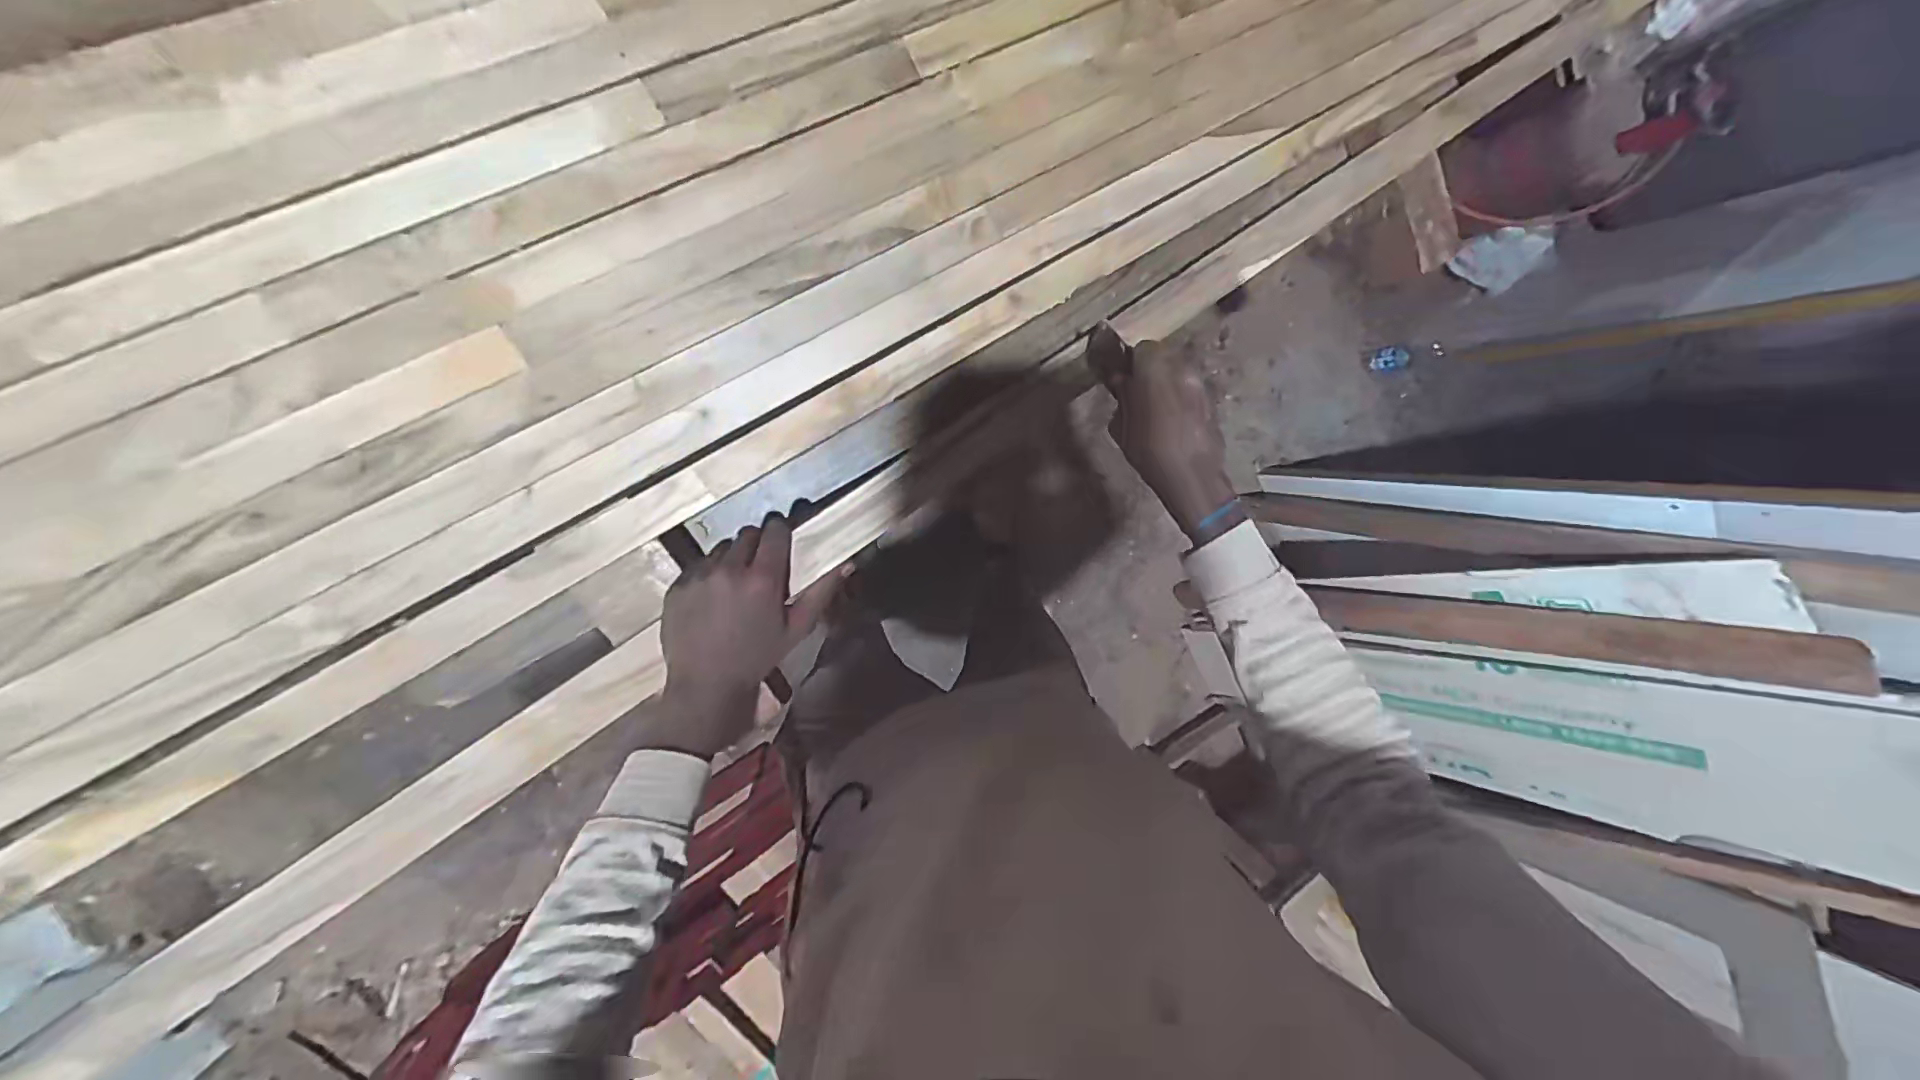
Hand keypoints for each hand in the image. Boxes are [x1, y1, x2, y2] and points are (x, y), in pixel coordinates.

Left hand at [655, 515, 843, 757]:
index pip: (774, 530)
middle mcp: (729, 570)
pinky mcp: (677, 586)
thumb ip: (821, 592)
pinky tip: (712, 599)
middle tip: (760, 568)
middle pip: (747, 534)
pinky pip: (697, 565)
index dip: (780, 530)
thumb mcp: (797, 629)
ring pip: (721, 549)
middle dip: (757, 545)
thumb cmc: (758, 658)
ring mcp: (699, 576)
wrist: (707, 685)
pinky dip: (707, 574)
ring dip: (731, 559)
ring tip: (734, 586)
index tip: (781, 539)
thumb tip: (845, 564)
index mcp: (762, 579)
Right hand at [1088, 323, 1240, 545]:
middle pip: (1164, 357)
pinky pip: (1190, 389)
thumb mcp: (1121, 427)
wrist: (1192, 475)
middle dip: (1150, 370)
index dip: (1131, 363)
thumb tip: (1122, 383)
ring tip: (1156, 409)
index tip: (1123, 380)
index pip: (1141, 348)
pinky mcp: (1212, 400)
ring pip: (1179, 372)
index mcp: (1155, 368)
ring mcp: (1201, 383)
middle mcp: (1182, 368)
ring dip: (1167, 383)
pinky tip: (1173, 420)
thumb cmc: (1149, 451)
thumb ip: (1123, 398)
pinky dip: (1180, 397)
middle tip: (1138, 393)